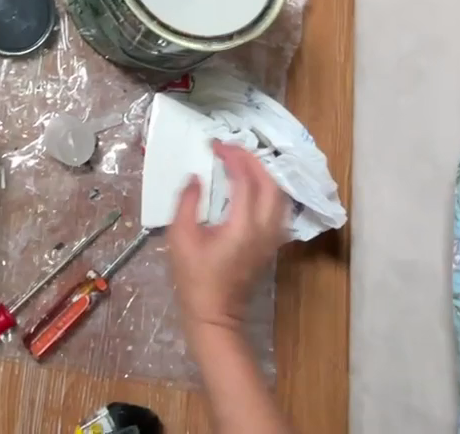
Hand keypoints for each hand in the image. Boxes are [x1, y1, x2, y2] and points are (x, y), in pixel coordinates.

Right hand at [168, 140, 290, 335]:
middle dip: (252, 160)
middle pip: (270, 184)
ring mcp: (271, 238)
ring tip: (242, 161)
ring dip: (263, 173)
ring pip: (279, 196)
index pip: (245, 180)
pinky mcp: (271, 244)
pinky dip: (268, 189)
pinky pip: (278, 208)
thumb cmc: (194, 276)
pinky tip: (251, 184)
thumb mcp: (180, 236)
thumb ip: (188, 202)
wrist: (214, 314)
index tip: (216, 145)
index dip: (233, 157)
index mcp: (242, 226)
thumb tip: (196, 177)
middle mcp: (263, 230)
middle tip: (230, 148)